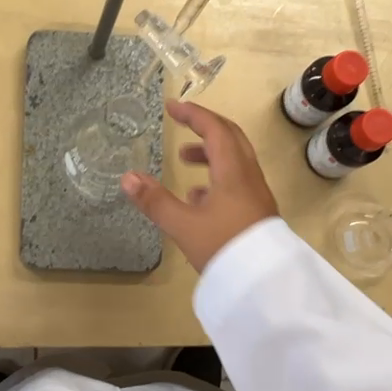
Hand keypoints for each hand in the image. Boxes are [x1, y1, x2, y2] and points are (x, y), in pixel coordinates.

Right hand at [120, 100, 278, 271]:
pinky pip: (237, 182)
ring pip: (234, 161)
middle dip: (204, 128)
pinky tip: (197, 199)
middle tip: (181, 125)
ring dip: (210, 154)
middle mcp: (248, 177)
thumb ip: (155, 202)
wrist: (264, 284)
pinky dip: (216, 178)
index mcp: (233, 172)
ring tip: (183, 163)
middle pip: (230, 139)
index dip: (193, 114)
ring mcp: (255, 196)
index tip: (172, 106)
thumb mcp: (183, 225)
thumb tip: (127, 177)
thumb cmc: (223, 247)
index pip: (215, 130)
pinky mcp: (256, 213)